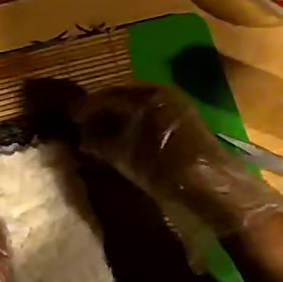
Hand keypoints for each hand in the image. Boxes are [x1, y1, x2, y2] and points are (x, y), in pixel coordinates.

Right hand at [74, 85, 280, 246]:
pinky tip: (125, 140)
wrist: (211, 188)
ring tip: (100, 136)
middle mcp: (163, 94)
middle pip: (124, 98)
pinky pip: (152, 117)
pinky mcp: (186, 122)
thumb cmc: (165, 168)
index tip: (71, 119)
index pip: (108, 95)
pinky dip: (135, 125)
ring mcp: (177, 107)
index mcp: (147, 96)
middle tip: (83, 126)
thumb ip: (100, 143)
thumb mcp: (126, 157)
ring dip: (119, 120)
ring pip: (139, 108)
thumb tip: (82, 138)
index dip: (87, 108)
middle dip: (103, 112)